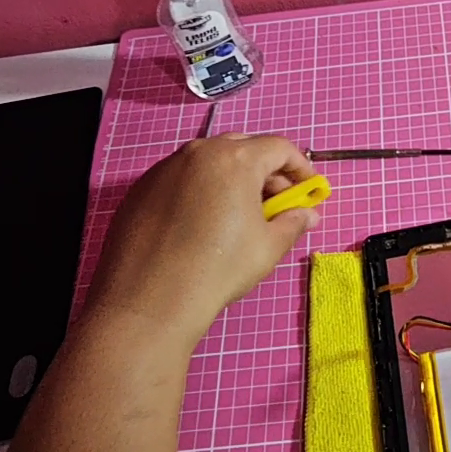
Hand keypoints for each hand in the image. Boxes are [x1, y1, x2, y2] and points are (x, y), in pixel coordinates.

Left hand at [82, 134, 320, 345]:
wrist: (148, 303)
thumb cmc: (218, 270)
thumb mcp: (267, 247)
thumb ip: (292, 222)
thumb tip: (308, 215)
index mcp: (236, 159)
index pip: (279, 148)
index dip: (300, 167)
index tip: (308, 189)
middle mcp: (200, 152)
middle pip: (244, 148)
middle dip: (266, 171)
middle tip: (275, 203)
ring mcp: (166, 167)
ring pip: (210, 161)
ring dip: (232, 179)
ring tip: (237, 214)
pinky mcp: (142, 188)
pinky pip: (181, 178)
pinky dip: (200, 190)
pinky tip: (200, 224)